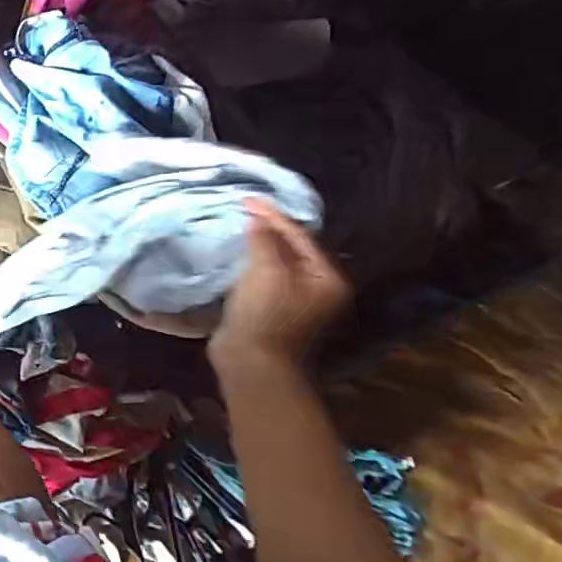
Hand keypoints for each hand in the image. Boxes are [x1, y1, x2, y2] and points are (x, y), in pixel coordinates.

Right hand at [210, 199, 349, 367]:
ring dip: (257, 247)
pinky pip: (263, 278)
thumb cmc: (264, 315)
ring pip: (277, 263)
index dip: (273, 216)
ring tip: (236, 229)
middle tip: (242, 211)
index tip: (247, 200)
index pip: (301, 236)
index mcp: (327, 277)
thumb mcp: (266, 272)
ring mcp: (296, 301)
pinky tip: (234, 257)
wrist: (250, 362)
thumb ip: (264, 241)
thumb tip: (258, 218)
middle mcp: (318, 288)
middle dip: (268, 230)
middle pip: (292, 249)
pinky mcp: (272, 310)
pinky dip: (250, 265)